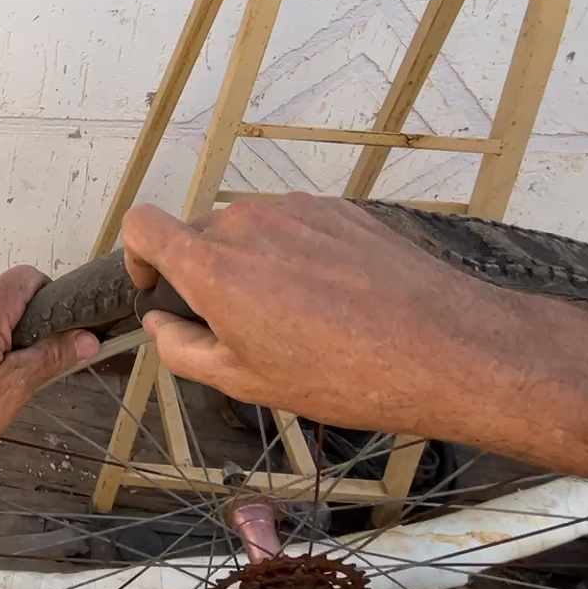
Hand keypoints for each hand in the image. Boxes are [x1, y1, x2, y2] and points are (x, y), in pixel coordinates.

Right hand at [122, 194, 532, 437]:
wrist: (450, 349)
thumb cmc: (340, 374)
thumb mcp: (245, 381)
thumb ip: (181, 349)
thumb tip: (160, 323)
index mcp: (212, 265)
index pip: (141, 224)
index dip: (137, 253)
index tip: (157, 284)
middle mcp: (243, 223)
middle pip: (197, 234)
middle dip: (203, 271)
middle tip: (243, 321)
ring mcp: (291, 209)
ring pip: (245, 230)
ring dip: (250, 262)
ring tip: (297, 310)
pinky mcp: (332, 207)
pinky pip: (289, 224)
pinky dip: (291, 251)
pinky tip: (331, 292)